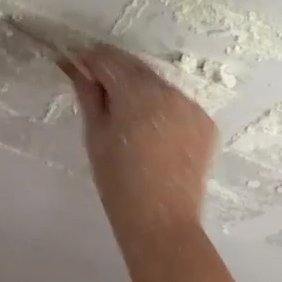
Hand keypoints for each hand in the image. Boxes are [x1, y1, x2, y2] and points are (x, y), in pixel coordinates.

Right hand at [60, 46, 217, 235]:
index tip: (75, 67)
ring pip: (158, 84)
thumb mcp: (96, 136)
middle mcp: (170, 91)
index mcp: (137, 93)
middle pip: (135, 67)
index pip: (109, 58)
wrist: (161, 223)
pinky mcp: (206, 122)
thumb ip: (88, 95)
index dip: (89, 60)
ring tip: (126, 116)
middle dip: (114, 72)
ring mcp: (192, 105)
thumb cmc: (118, 182)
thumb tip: (76, 66)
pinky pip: (178, 103)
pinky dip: (163, 108)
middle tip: (96, 90)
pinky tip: (153, 132)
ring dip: (140, 89)